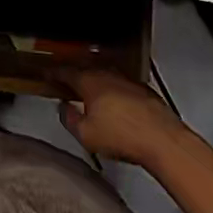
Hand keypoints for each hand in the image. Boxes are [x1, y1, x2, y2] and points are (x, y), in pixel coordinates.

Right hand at [54, 68, 192, 167]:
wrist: (166, 143)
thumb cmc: (122, 137)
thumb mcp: (85, 135)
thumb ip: (69, 119)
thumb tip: (64, 109)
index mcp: (89, 81)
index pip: (65, 71)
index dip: (54, 73)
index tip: (46, 74)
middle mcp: (108, 75)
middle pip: (87, 69)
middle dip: (76, 73)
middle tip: (67, 81)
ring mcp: (129, 82)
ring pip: (106, 75)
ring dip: (96, 80)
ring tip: (90, 90)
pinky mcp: (147, 93)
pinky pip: (123, 85)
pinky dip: (114, 89)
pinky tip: (116, 102)